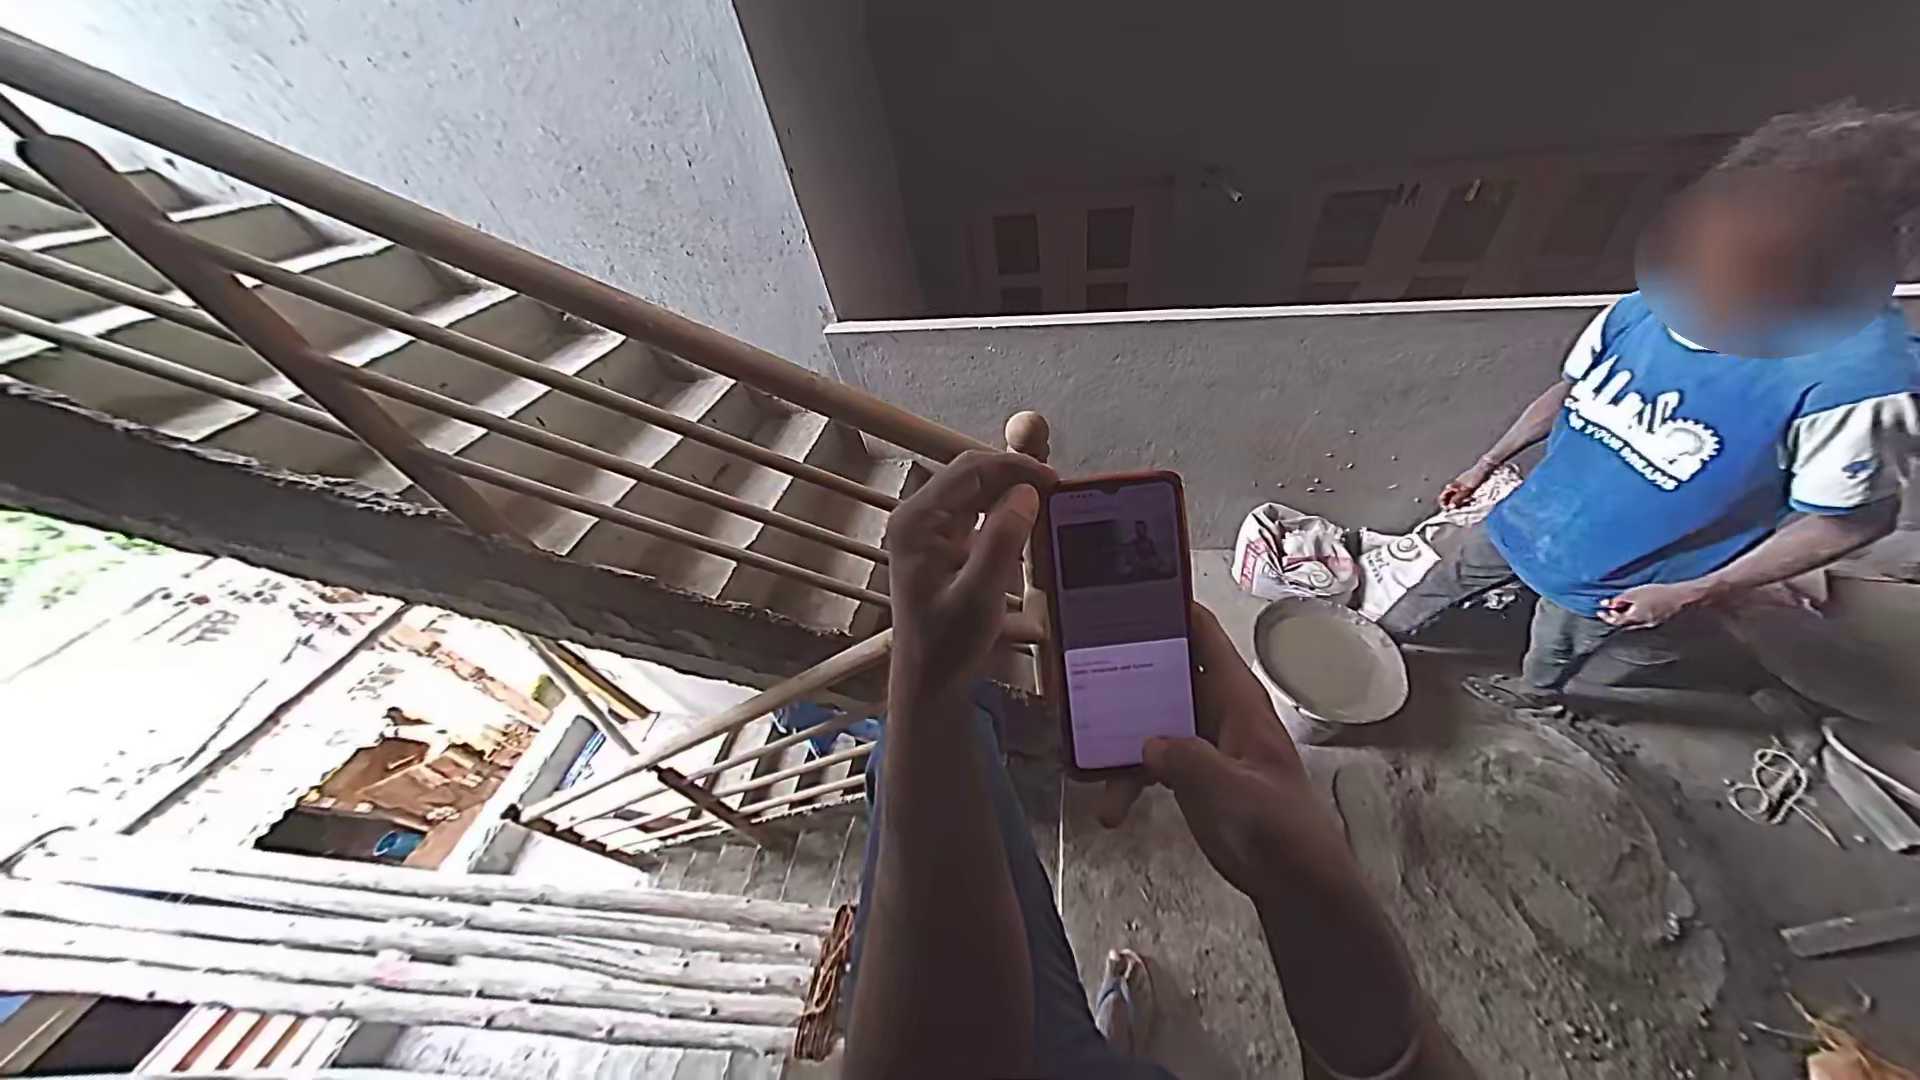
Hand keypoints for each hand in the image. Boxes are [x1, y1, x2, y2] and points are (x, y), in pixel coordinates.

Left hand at [883, 450, 1054, 696]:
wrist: (928, 678)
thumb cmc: (948, 644)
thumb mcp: (979, 596)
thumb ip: (1001, 542)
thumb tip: (1026, 493)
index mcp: (917, 522)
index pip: (970, 471)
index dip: (1015, 468)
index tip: (1053, 481)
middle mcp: (916, 517)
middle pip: (970, 476)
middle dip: (1014, 476)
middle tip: (1054, 491)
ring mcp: (925, 529)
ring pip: (973, 491)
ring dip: (1009, 491)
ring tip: (1045, 502)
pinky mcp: (937, 543)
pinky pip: (972, 512)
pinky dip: (1000, 510)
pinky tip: (1024, 522)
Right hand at [1098, 606, 1358, 900]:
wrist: (1293, 884)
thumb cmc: (1278, 830)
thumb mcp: (1232, 792)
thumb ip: (1188, 760)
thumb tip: (1146, 745)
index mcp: (1235, 697)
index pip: (1202, 632)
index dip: (1168, 606)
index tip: (1124, 595)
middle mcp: (1213, 707)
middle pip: (1164, 667)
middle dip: (1126, 662)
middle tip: (1080, 654)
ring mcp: (1199, 737)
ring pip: (1148, 712)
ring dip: (1117, 727)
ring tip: (1082, 741)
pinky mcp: (1187, 767)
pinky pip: (1147, 754)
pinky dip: (1126, 773)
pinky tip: (1110, 803)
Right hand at [1437, 461, 1493, 509]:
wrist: (1484, 469)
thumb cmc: (1474, 478)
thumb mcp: (1466, 490)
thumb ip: (1457, 498)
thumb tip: (1449, 507)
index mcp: (1451, 487)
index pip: (1442, 497)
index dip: (1444, 503)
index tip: (1449, 509)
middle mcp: (1454, 488)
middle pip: (1450, 499)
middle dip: (1455, 504)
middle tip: (1462, 506)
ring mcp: (1461, 488)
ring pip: (1458, 498)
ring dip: (1463, 502)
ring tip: (1470, 502)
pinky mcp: (1468, 489)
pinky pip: (1465, 497)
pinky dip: (1468, 500)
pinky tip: (1474, 500)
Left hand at [1598, 581, 1710, 627]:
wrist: (1686, 596)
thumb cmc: (1658, 593)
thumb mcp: (1633, 594)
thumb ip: (1618, 600)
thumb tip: (1606, 604)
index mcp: (1636, 619)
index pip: (1616, 621)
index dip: (1606, 617)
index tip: (1599, 611)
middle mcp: (1645, 624)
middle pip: (1625, 624)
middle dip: (1616, 617)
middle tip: (1610, 610)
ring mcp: (1656, 624)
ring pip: (1635, 623)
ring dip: (1626, 617)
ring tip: (1622, 609)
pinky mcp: (1664, 621)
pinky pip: (1645, 621)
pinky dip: (1637, 617)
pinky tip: (1637, 609)